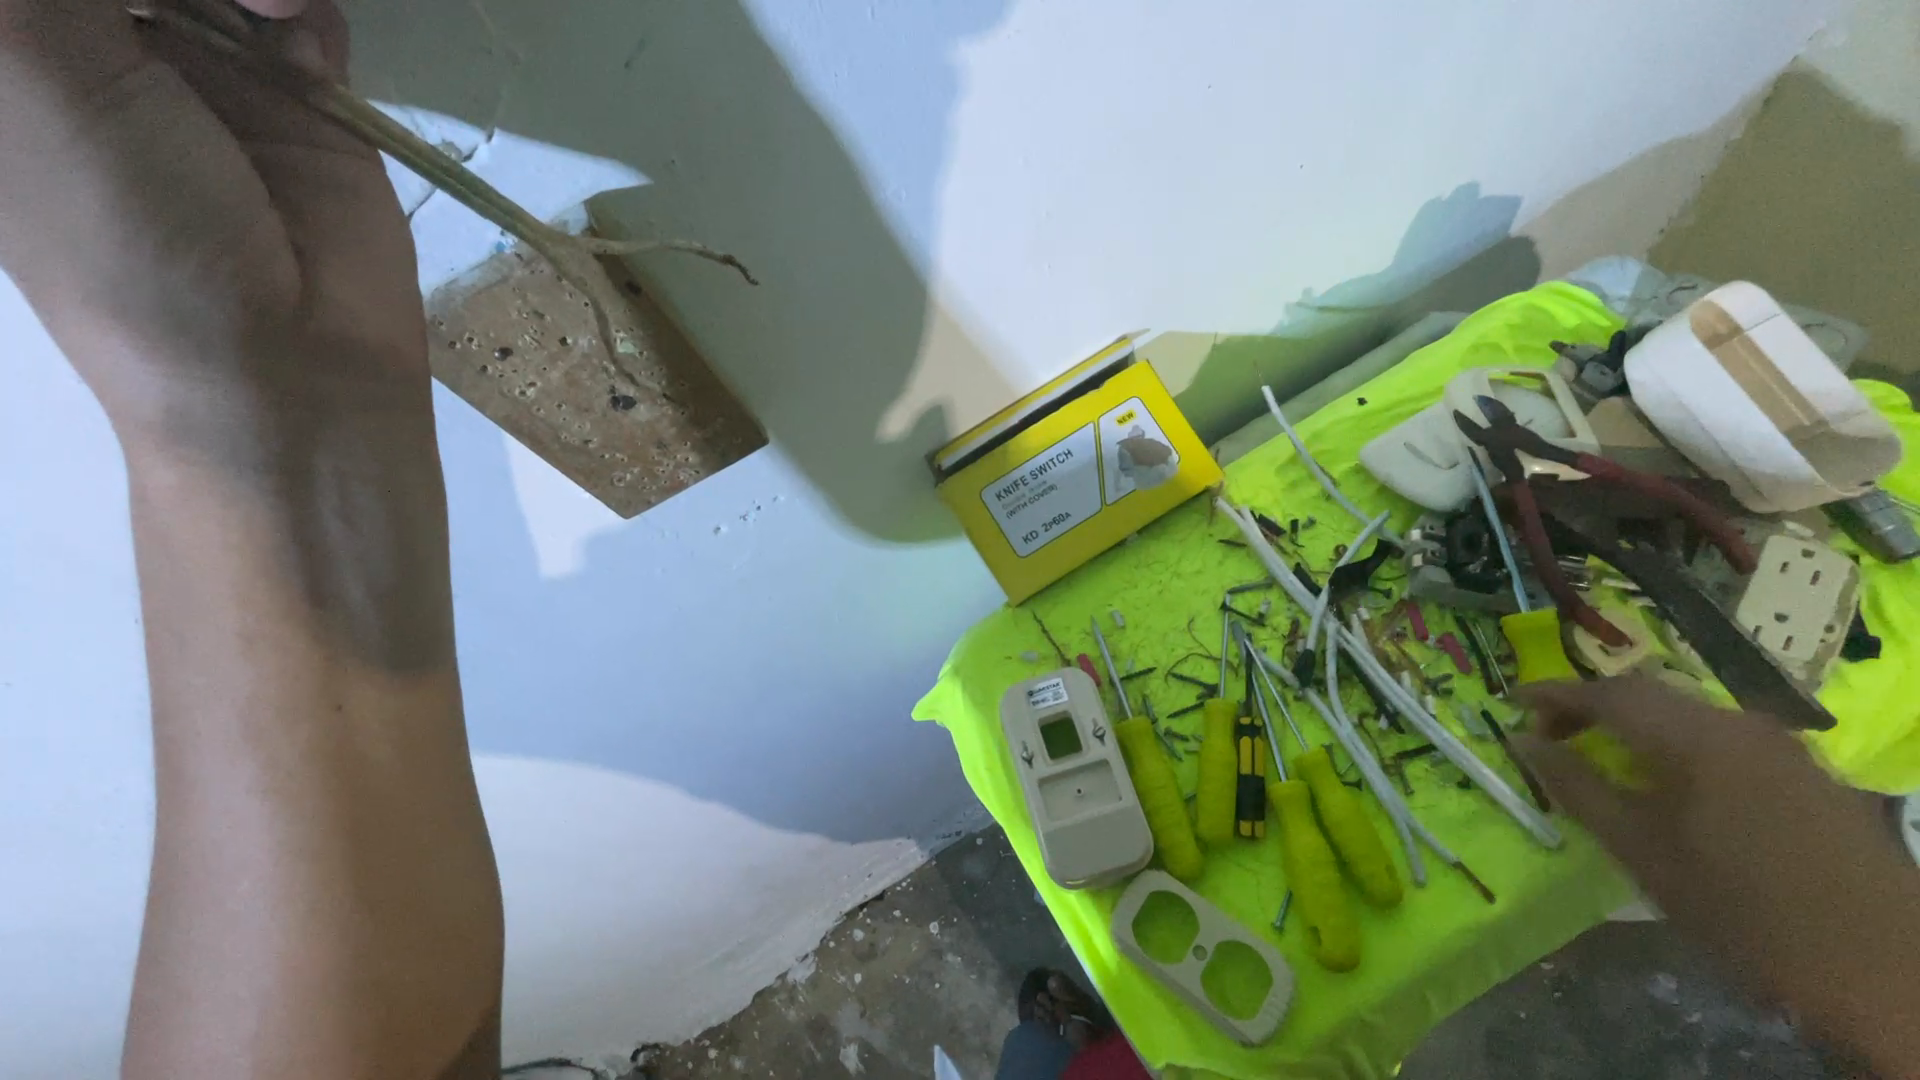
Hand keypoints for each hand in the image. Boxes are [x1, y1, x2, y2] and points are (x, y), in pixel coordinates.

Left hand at [0, 0, 425, 452]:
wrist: (292, 354)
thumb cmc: (130, 235)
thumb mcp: (26, 65)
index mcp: (9, 46)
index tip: (111, 4)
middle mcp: (102, 46)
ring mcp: (211, 72)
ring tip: (277, 14)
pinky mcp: (306, 105)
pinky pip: (309, 20)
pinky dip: (309, 19)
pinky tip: (304, 45)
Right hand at [1514, 676, 1919, 1077]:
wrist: (1885, 972)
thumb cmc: (1739, 908)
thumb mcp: (1638, 848)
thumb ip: (1574, 785)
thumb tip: (1521, 741)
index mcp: (1695, 736)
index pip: (1606, 693)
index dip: (1552, 694)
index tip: (1510, 702)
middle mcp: (1740, 724)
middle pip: (1648, 694)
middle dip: (1590, 707)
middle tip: (1550, 735)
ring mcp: (1782, 747)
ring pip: (1686, 714)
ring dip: (1634, 724)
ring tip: (1600, 756)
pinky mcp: (1808, 775)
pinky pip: (1721, 737)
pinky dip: (1675, 742)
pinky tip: (1666, 780)